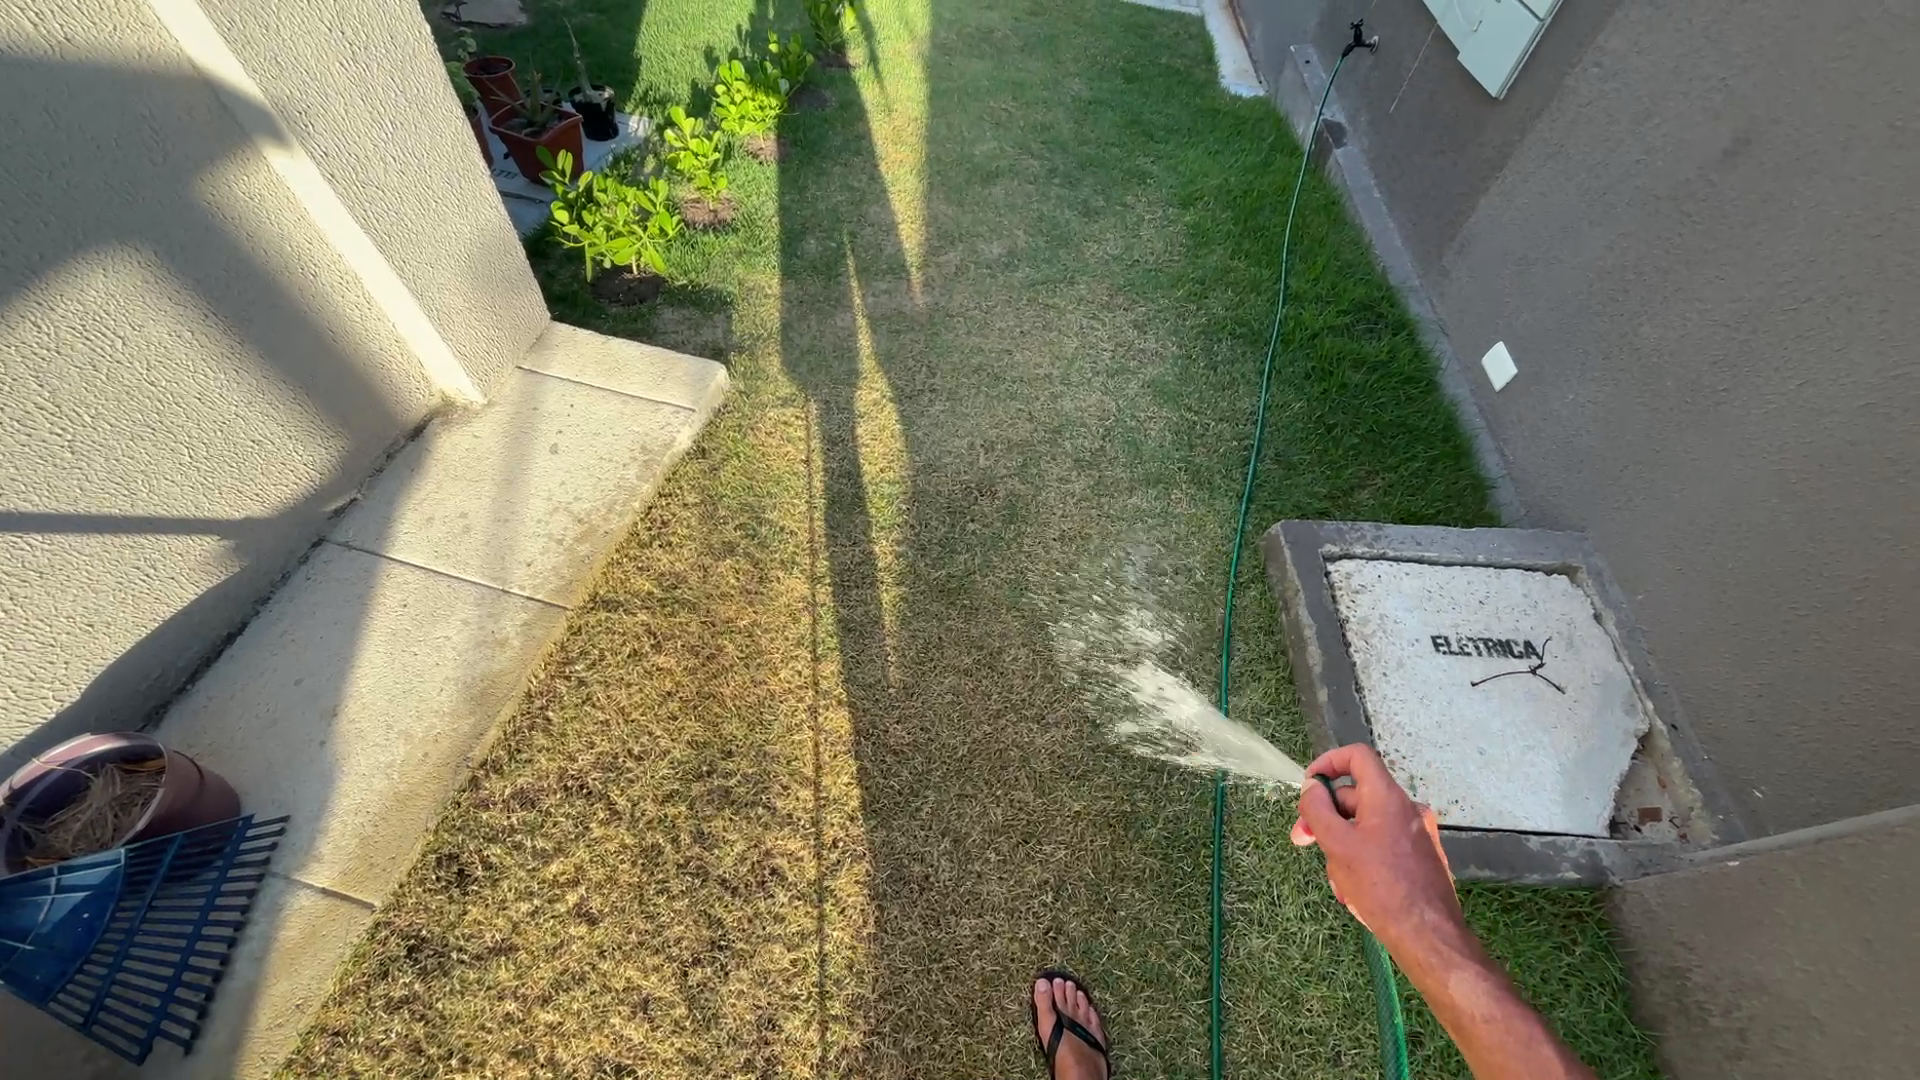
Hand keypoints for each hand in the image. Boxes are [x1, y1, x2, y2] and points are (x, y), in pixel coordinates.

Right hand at [1290, 743, 1462, 955]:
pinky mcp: (1421, 859)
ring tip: (1337, 880)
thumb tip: (1312, 787)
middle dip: (1325, 817)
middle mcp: (1407, 810)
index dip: (1327, 762)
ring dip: (1341, 846)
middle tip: (1302, 839)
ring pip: (1365, 825)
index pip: (1357, 756)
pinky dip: (1361, 859)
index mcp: (1388, 798)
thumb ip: (1317, 808)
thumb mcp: (1336, 843)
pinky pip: (1381, 846)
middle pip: (1355, 796)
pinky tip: (1354, 891)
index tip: (1309, 786)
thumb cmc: (1380, 886)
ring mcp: (1417, 836)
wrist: (1429, 938)